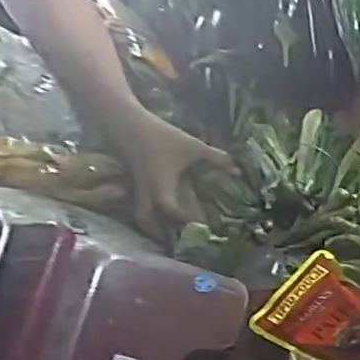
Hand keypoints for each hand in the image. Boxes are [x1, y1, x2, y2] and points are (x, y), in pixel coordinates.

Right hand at [111, 111, 234, 235]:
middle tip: (172, 242)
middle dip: (155, 232)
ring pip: (137, 211)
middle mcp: (145, 189)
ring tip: (164, 233)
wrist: (121, 117)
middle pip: (144, 219)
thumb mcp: (190, 146)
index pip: (170, 210)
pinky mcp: (130, 178)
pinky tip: (158, 211)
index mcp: (159, 185)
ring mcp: (134, 185)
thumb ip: (215, 157)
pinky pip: (136, 199)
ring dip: (149, 222)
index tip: (201, 227)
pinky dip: (147, 208)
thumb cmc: (158, 134)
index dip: (184, 220)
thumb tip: (238, 169)